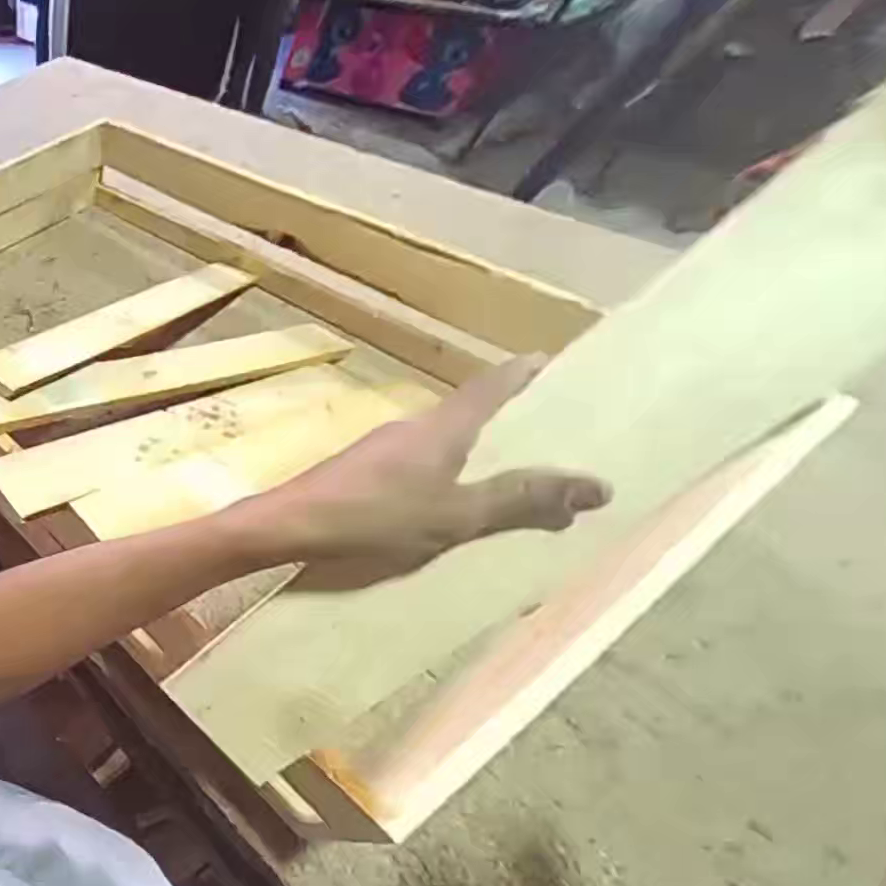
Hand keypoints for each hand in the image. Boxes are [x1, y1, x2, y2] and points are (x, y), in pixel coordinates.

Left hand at [220, 355, 610, 583]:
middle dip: (508, 421)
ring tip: (508, 475)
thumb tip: (598, 485)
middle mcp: (410, 427)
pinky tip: (446, 500)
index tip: (555, 361)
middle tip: (552, 434)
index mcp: (440, 428)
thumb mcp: (454, 516)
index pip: (492, 386)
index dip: (525, 372)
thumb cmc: (372, 517)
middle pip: (468, 413)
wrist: (288, 524)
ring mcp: (379, 447)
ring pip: (440, 442)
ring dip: (474, 452)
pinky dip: (443, 473)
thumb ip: (518, 501)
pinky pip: (415, 463)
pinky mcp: (359, 470)